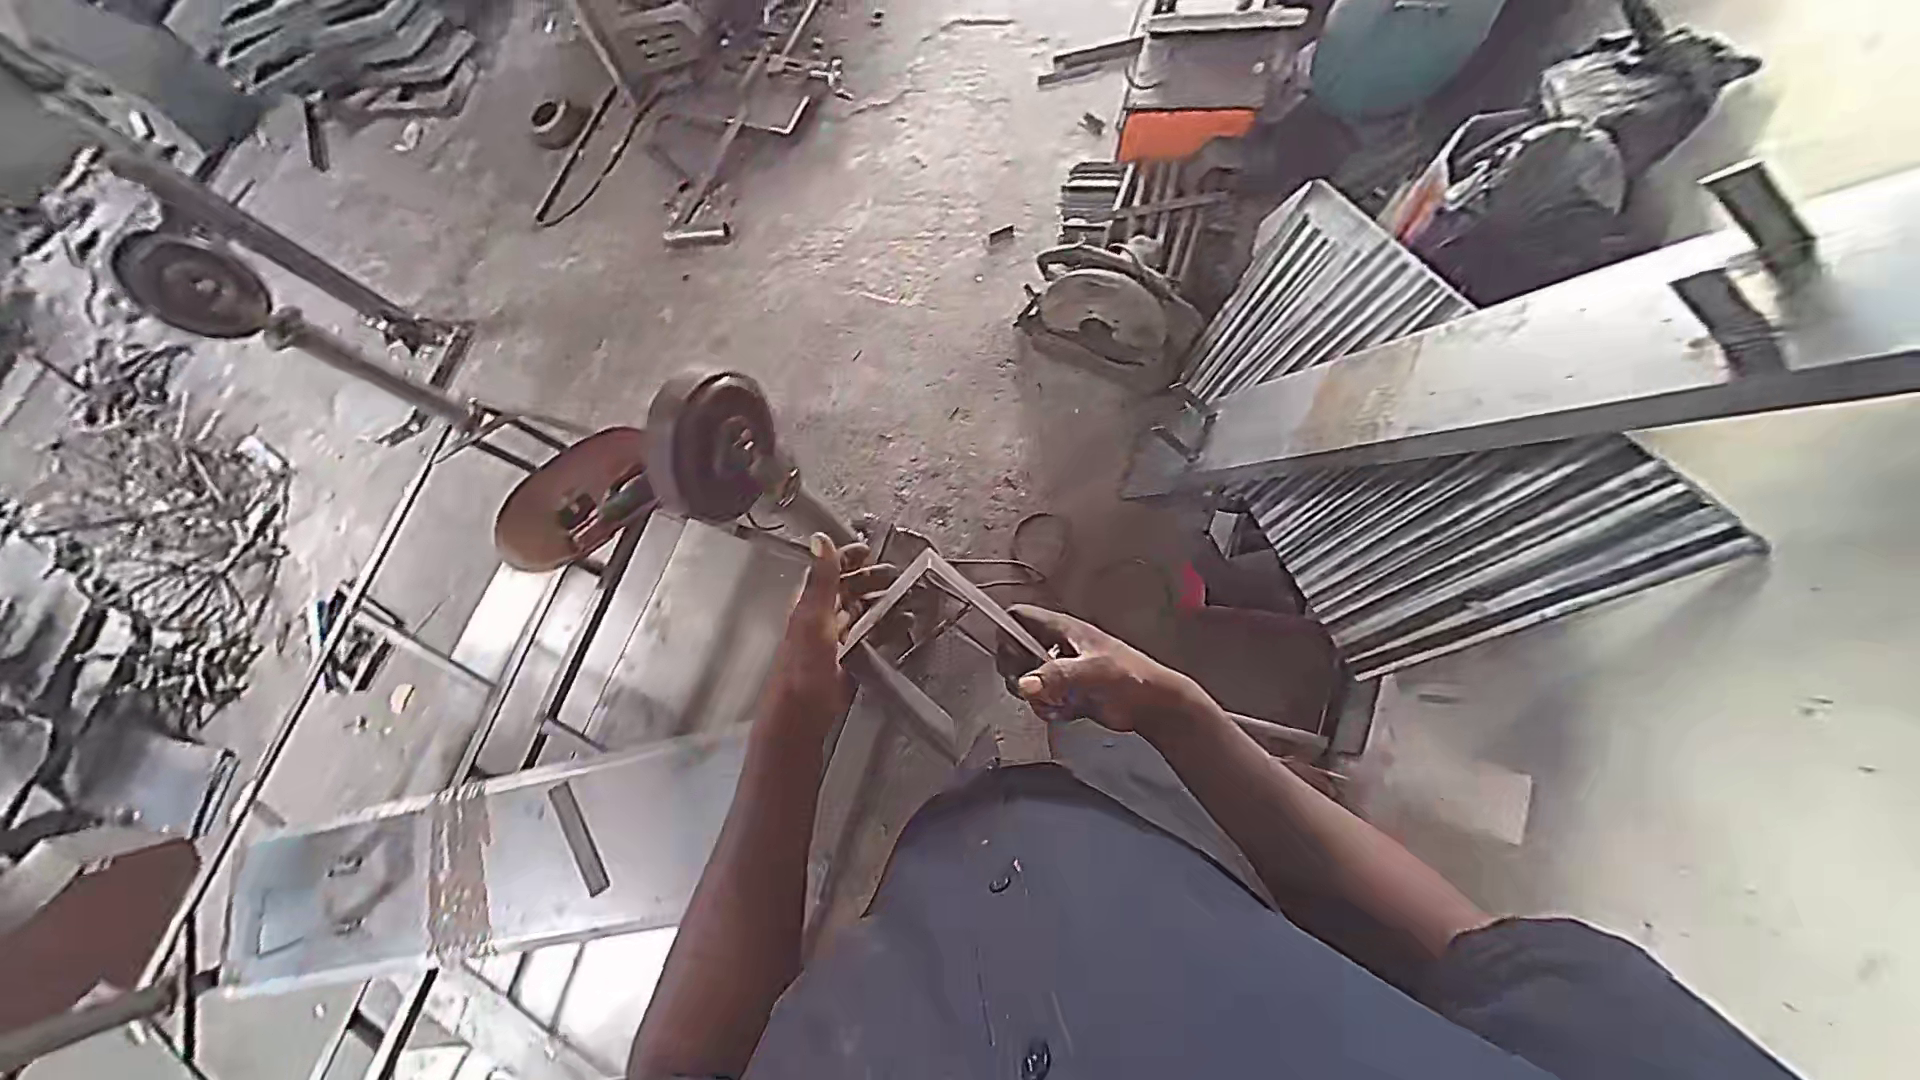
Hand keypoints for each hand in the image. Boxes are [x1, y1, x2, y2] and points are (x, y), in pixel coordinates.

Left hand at [764, 534, 888, 731]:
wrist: (801, 713)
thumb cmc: (801, 668)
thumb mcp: (814, 616)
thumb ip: (821, 578)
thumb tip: (820, 540)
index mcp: (808, 604)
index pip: (827, 571)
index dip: (846, 558)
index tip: (867, 551)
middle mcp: (820, 618)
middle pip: (847, 590)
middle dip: (869, 579)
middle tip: (892, 574)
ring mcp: (834, 639)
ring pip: (859, 611)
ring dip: (879, 602)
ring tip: (901, 596)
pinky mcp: (847, 658)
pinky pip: (868, 635)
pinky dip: (885, 626)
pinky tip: (899, 625)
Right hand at [1008, 605, 1216, 739]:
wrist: (1152, 705)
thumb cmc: (1130, 676)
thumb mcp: (1091, 671)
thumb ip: (1057, 676)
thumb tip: (1024, 684)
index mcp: (1062, 629)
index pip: (1018, 617)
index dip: (1009, 634)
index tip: (1017, 658)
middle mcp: (1056, 645)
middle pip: (1014, 651)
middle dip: (1018, 672)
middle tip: (1034, 686)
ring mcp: (1059, 669)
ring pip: (1024, 678)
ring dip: (1033, 694)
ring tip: (1055, 701)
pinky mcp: (1064, 691)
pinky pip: (1039, 698)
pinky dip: (1046, 707)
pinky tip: (1065, 710)